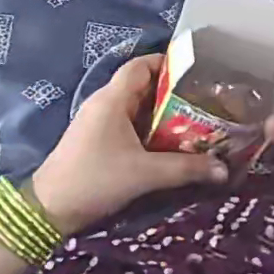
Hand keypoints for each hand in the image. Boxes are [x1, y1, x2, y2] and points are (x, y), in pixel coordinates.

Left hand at [30, 54, 229, 232]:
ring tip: (193, 124)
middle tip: (203, 103)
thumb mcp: (145, 174)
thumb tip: (224, 170)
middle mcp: (103, 105)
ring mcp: (97, 123)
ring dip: (161, 115)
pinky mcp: (95, 141)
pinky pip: (127, 126)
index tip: (195, 73)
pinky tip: (168, 145)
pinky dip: (148, 130)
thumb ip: (186, 169)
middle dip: (172, 94)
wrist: (50, 209)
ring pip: (135, 109)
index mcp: (112, 100)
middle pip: (141, 87)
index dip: (166, 63)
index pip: (140, 66)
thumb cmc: (95, 180)